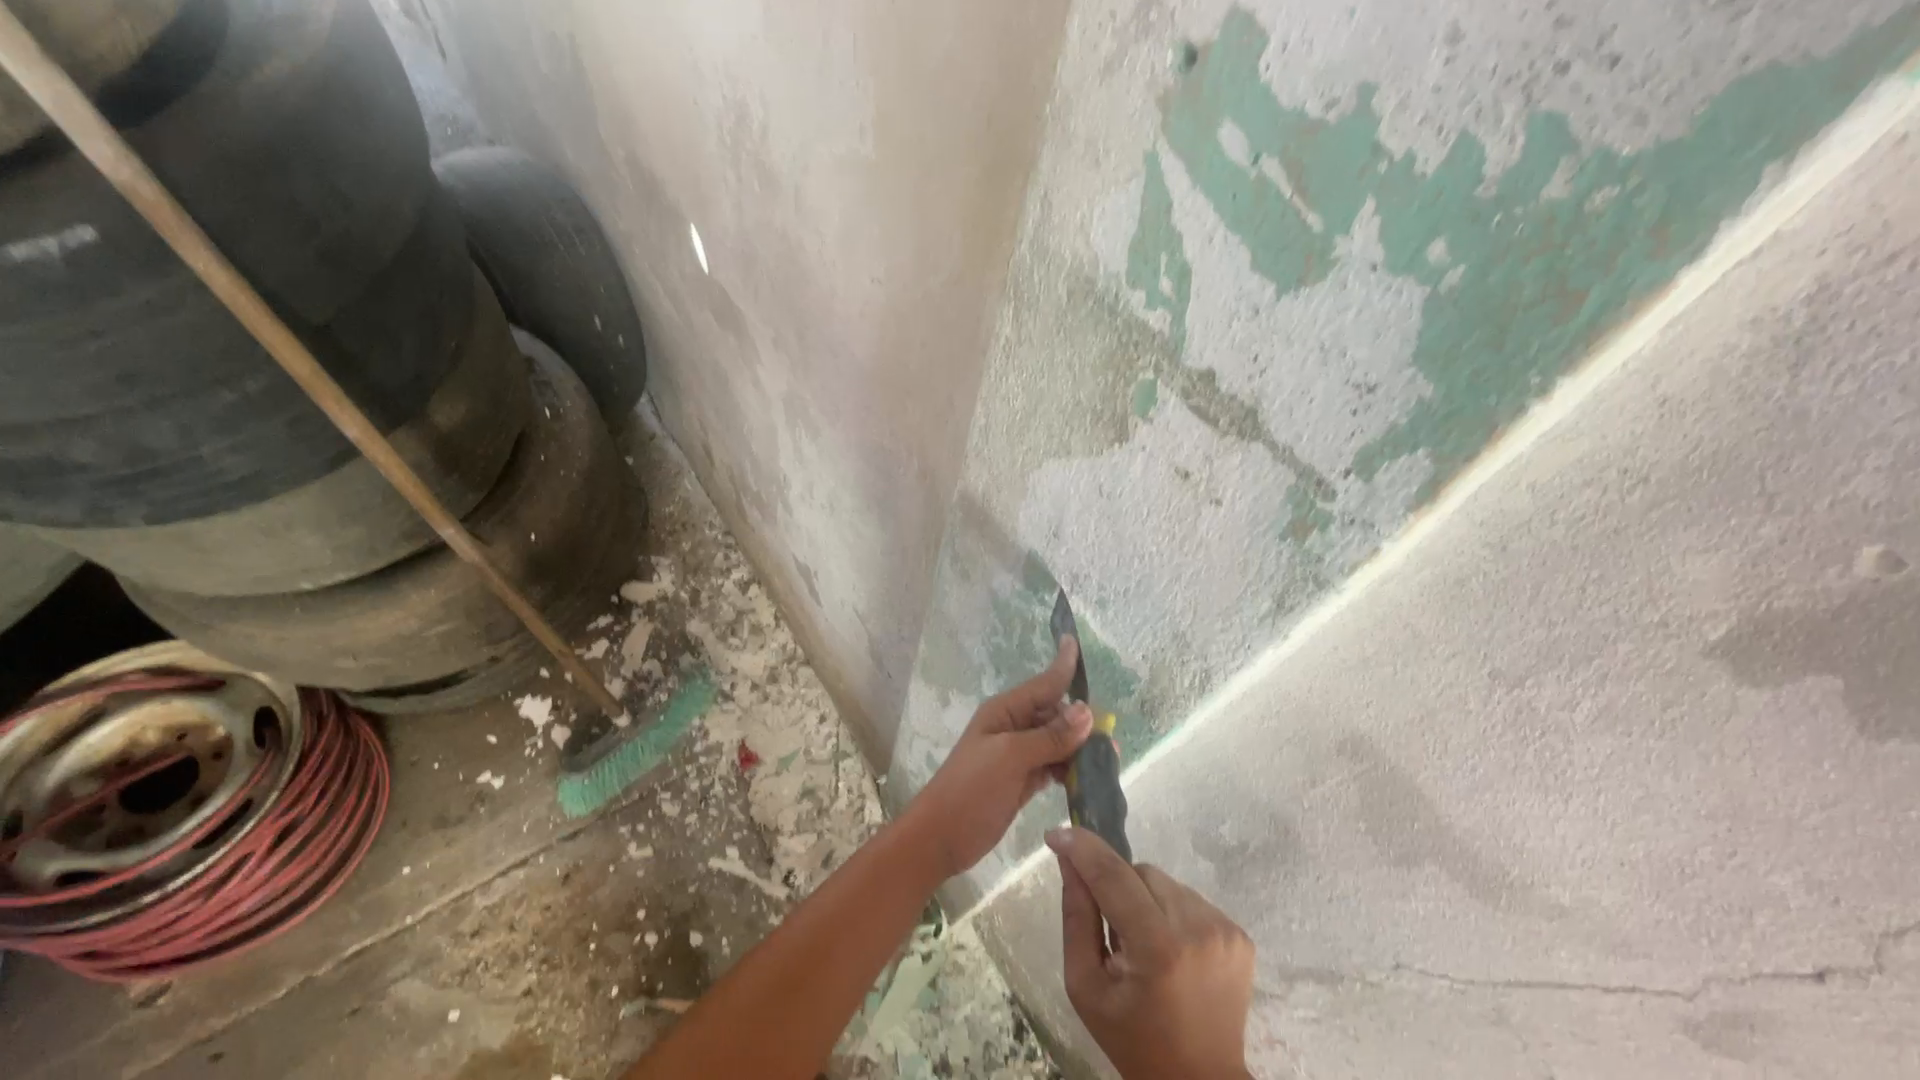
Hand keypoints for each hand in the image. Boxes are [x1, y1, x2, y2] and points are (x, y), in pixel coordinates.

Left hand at [905, 637, 1093, 879]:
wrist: (941, 837)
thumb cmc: (970, 789)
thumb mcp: (1010, 757)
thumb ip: (1050, 736)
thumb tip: (1087, 712)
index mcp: (1005, 711)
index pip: (1043, 683)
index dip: (1063, 665)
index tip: (1077, 640)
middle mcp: (1013, 727)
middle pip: (1056, 714)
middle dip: (1083, 720)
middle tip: (1113, 737)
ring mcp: (1018, 755)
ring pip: (1059, 742)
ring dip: (1081, 749)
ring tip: (1110, 760)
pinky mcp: (1023, 780)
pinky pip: (1054, 766)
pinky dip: (1071, 770)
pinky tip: (1091, 779)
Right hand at [1048, 827, 1255, 1079]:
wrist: (1199, 1079)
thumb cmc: (1131, 1038)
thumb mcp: (1085, 986)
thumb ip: (1076, 919)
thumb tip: (1069, 863)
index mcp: (1157, 948)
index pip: (1113, 875)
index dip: (1083, 849)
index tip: (1057, 834)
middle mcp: (1198, 928)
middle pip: (1141, 872)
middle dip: (1117, 887)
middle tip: (1110, 928)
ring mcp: (1225, 930)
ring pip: (1167, 883)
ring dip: (1145, 900)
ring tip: (1142, 945)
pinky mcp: (1240, 935)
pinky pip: (1191, 900)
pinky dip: (1172, 914)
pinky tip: (1170, 951)